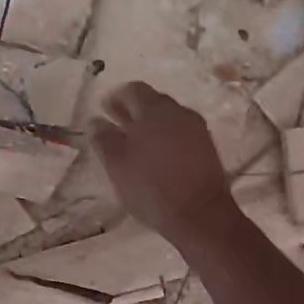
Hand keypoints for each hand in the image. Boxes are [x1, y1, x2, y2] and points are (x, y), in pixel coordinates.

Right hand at [89, 82, 237, 245]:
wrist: (200, 214)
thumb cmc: (151, 186)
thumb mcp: (117, 164)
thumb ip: (103, 138)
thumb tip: (95, 121)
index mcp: (154, 109)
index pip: (133, 90)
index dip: (116, 98)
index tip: (105, 110)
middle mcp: (178, 112)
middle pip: (153, 102)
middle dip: (133, 110)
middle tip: (118, 125)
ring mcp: (196, 129)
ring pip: (168, 118)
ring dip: (151, 125)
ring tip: (137, 144)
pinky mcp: (207, 148)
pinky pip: (182, 134)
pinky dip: (167, 138)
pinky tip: (158, 157)